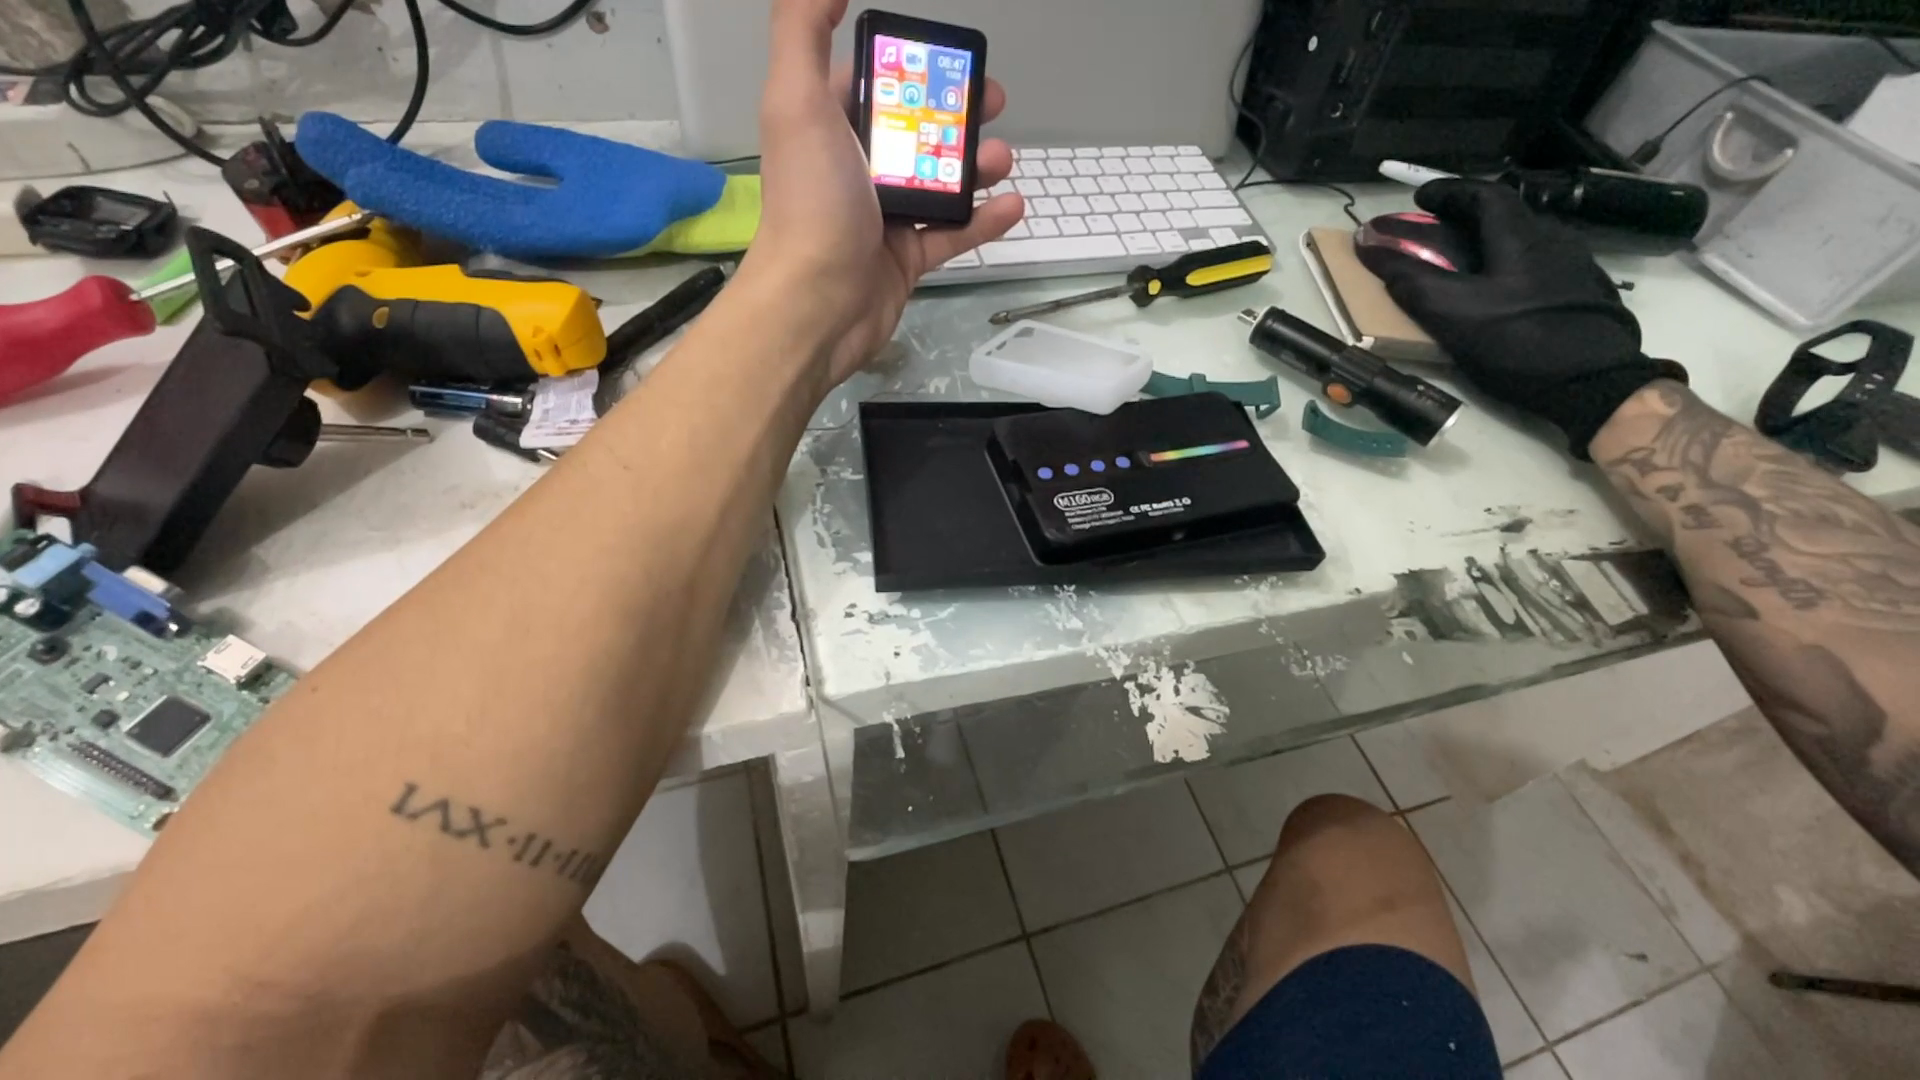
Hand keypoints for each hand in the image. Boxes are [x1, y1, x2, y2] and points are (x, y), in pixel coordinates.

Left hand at [738, 0, 1021, 391]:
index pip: (879, 84)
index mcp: (830, 126)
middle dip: (961, 116)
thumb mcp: (797, 100)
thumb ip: (803, 31)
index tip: (957, 62)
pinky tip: (1013, 206)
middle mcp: (857, 169)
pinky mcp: (905, 260)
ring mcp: (883, 218)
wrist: (815, 305)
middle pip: (919, 131)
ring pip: (941, 183)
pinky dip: (984, 222)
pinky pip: (952, 235)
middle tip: (997, 106)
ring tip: (1004, 160)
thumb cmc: (811, 201)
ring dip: (978, 167)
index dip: (918, 70)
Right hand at [1357, 179, 1678, 459]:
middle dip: (1465, 217)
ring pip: (1523, 240)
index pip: (1484, 195)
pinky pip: (1539, 264)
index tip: (1420, 200)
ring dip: (1488, 242)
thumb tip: (1370, 246)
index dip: (1449, 192)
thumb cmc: (1519, 342)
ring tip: (1462, 262)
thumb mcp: (1454, 315)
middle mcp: (1553, 240)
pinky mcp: (1585, 292)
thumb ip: (1411, 281)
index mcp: (1521, 237)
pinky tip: (1498, 292)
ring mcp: (1575, 266)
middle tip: (1435, 230)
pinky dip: (1509, 265)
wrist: (1595, 382)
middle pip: (1505, 215)